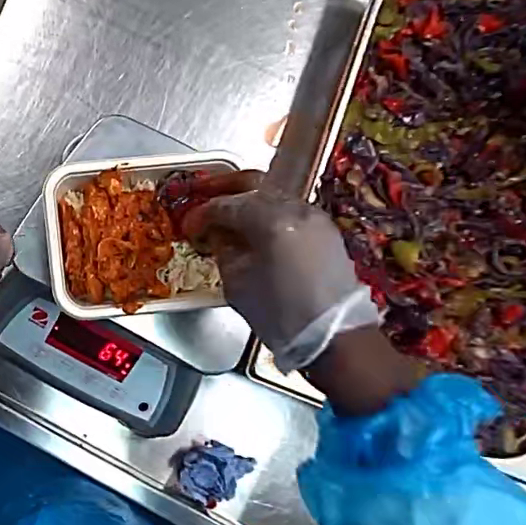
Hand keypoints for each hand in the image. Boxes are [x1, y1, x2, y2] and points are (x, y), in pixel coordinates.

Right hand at [183, 174, 380, 372]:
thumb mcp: (237, 283)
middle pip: (253, 186)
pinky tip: (255, 234)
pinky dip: (268, 216)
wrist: (336, 338)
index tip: (189, 226)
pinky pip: (289, 213)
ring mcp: (315, 218)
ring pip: (273, 197)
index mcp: (271, 220)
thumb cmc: (281, 314)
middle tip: (204, 203)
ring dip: (247, 205)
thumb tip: (217, 235)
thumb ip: (223, 249)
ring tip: (229, 223)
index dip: (202, 214)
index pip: (226, 205)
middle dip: (224, 192)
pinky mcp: (326, 232)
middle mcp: (296, 210)